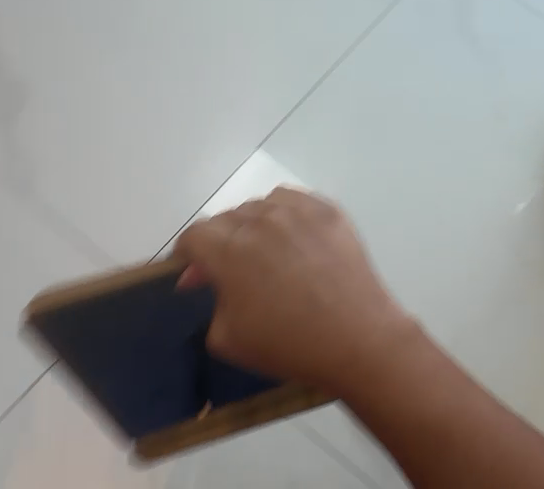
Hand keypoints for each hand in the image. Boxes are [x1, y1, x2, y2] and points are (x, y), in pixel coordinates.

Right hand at [172, 188, 420, 392]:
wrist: (355, 336)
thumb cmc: (287, 344)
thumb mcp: (226, 336)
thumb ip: (209, 299)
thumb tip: (203, 275)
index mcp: (230, 251)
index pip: (195, 235)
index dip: (188, 254)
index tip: (193, 272)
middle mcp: (262, 220)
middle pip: (227, 217)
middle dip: (219, 240)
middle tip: (228, 268)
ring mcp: (300, 210)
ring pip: (261, 204)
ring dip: (252, 223)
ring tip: (262, 250)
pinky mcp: (330, 210)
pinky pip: (296, 199)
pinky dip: (285, 213)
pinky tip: (292, 236)